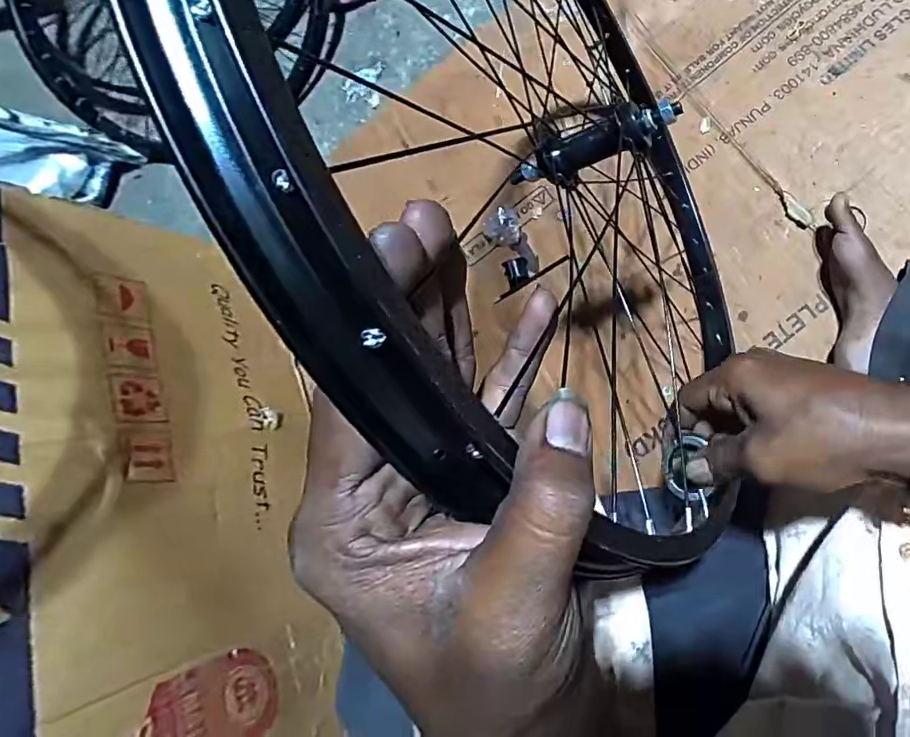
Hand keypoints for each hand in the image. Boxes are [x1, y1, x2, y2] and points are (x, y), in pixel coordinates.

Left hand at [289, 201, 607, 736]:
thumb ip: (539, 508)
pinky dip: (513, 356)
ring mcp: (428, 471)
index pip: (347, 400)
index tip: (394, 247)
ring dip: (454, 312)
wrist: (543, 718)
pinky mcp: (477, 470)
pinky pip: (491, 400)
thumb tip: (564, 406)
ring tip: (456, 244)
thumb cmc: (499, 685)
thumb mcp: (508, 607)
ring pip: (439, 376)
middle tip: (422, 222)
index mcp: (344, 522)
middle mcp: (375, 485)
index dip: (371, 322)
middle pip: (392, 373)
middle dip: (409, 296)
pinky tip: (534, 313)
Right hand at [678, 348, 909, 491]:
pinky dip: (755, 430)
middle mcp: (752, 363)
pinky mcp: (800, 384)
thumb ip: (719, 461)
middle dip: (706, 438)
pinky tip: (767, 456)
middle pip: (711, 401)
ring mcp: (778, 371)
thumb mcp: (762, 458)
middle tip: (712, 476)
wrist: (891, 428)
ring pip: (738, 406)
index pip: (687, 399)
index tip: (685, 468)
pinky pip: (761, 406)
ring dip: (732, 437)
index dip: (681, 434)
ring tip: (739, 471)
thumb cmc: (819, 439)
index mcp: (735, 372)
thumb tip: (690, 469)